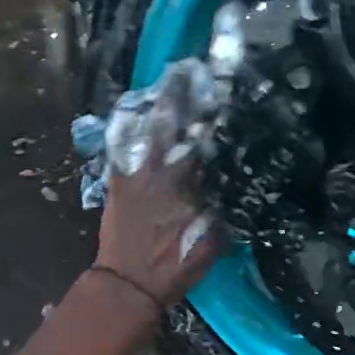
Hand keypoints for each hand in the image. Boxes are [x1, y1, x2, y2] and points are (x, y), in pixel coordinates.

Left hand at [94, 65, 221, 305]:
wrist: (130, 282)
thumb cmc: (175, 266)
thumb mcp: (212, 242)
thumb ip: (224, 212)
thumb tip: (236, 187)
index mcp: (192, 188)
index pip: (207, 147)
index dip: (214, 120)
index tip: (221, 94)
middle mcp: (165, 174)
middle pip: (178, 130)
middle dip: (185, 101)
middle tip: (191, 71)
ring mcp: (138, 174)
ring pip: (151, 132)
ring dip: (160, 107)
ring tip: (170, 80)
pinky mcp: (118, 179)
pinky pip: (124, 146)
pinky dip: (132, 127)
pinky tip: (138, 109)